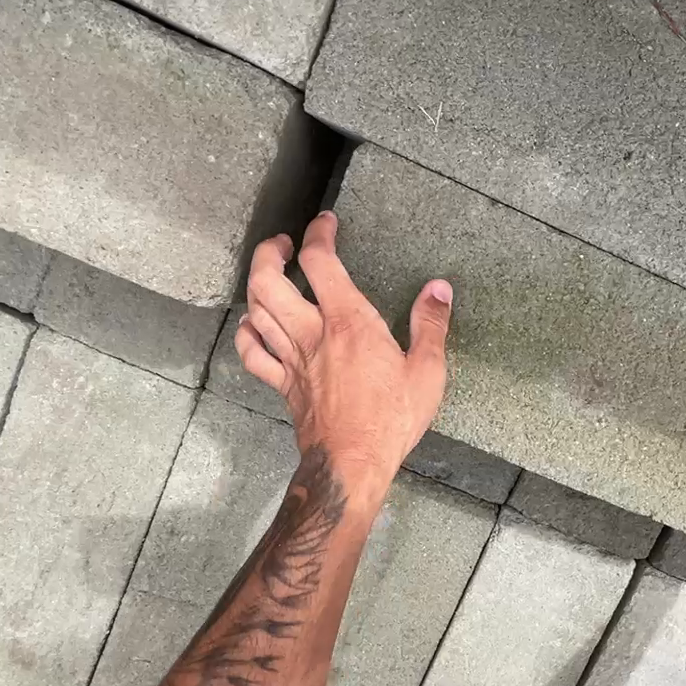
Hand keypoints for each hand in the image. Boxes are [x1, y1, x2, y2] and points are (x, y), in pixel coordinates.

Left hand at [234, 212, 451, 499]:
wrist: (352, 462)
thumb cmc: (391, 419)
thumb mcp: (427, 371)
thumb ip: (430, 324)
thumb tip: (439, 288)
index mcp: (349, 323)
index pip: (320, 262)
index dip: (319, 234)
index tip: (326, 223)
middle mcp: (312, 333)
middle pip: (268, 280)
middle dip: (269, 252)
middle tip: (283, 245)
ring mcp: (292, 359)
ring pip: (255, 310)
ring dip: (256, 284)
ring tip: (269, 274)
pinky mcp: (284, 384)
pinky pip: (251, 352)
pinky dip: (247, 332)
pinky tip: (253, 325)